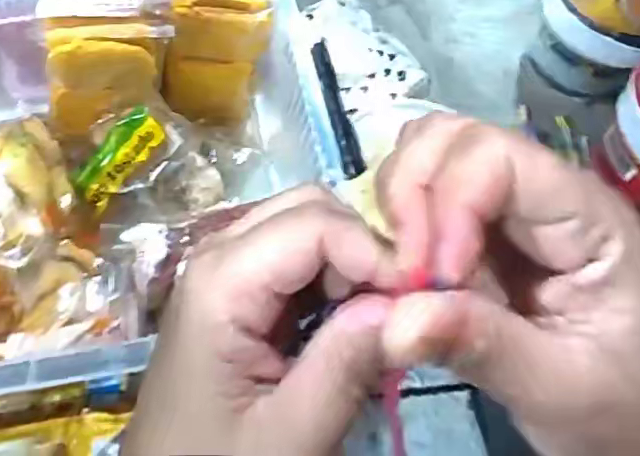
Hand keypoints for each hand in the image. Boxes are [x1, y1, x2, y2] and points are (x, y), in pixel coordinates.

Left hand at [126, 185, 398, 455]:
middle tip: (399, 311)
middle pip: (308, 208)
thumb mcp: (289, 435)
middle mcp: (219, 249)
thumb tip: (412, 305)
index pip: (315, 222)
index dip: (374, 251)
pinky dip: (331, 275)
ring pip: (304, 222)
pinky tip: (347, 323)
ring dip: (349, 261)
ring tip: (378, 322)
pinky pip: (293, 252)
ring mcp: (225, 261)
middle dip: (362, 246)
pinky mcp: (235, 282)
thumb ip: (347, 365)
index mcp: (222, 277)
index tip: (420, 301)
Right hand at [375, 114, 639, 455]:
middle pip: (451, 135)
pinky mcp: (474, 209)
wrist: (633, 433)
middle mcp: (542, 182)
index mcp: (586, 212)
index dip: (450, 202)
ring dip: (399, 199)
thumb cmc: (618, 412)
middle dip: (411, 192)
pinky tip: (409, 264)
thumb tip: (394, 321)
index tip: (434, 276)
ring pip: (427, 146)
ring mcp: (505, 191)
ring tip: (408, 266)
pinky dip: (397, 213)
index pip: (496, 157)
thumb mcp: (560, 393)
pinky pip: (418, 181)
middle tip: (406, 270)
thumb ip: (482, 346)